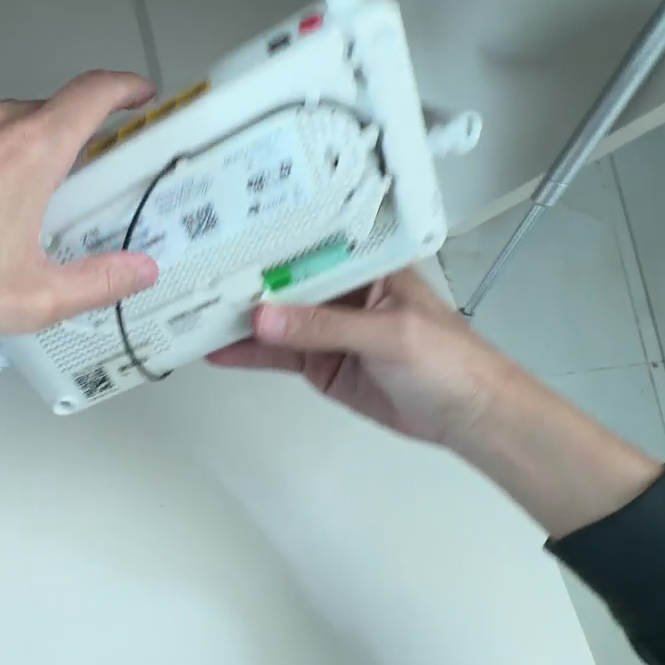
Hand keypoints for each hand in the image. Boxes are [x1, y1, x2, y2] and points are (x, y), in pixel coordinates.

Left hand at [0, 71, 163, 372]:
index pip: (93, 93)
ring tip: (15, 208)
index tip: (138, 96)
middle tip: (77, 187)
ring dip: (22, 153)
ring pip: (3, 124)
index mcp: (28, 152)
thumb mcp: (33, 297)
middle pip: (49, 113)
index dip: (125, 89)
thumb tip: (137, 270)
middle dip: (73, 142)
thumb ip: (99, 282)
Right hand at [207, 268, 522, 448]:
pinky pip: (276, 356)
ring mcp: (327, 329)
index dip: (271, 248)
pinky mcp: (318, 362)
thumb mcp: (388, 334)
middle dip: (245, 286)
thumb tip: (267, 318)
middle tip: (200, 287)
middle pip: (284, 285)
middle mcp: (343, 293)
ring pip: (274, 322)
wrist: (466, 417)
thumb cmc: (450, 361)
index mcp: (368, 267)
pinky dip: (248, 355)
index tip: (230, 250)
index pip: (310, 249)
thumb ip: (324, 326)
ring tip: (197, 321)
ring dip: (240, 324)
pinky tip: (220, 353)